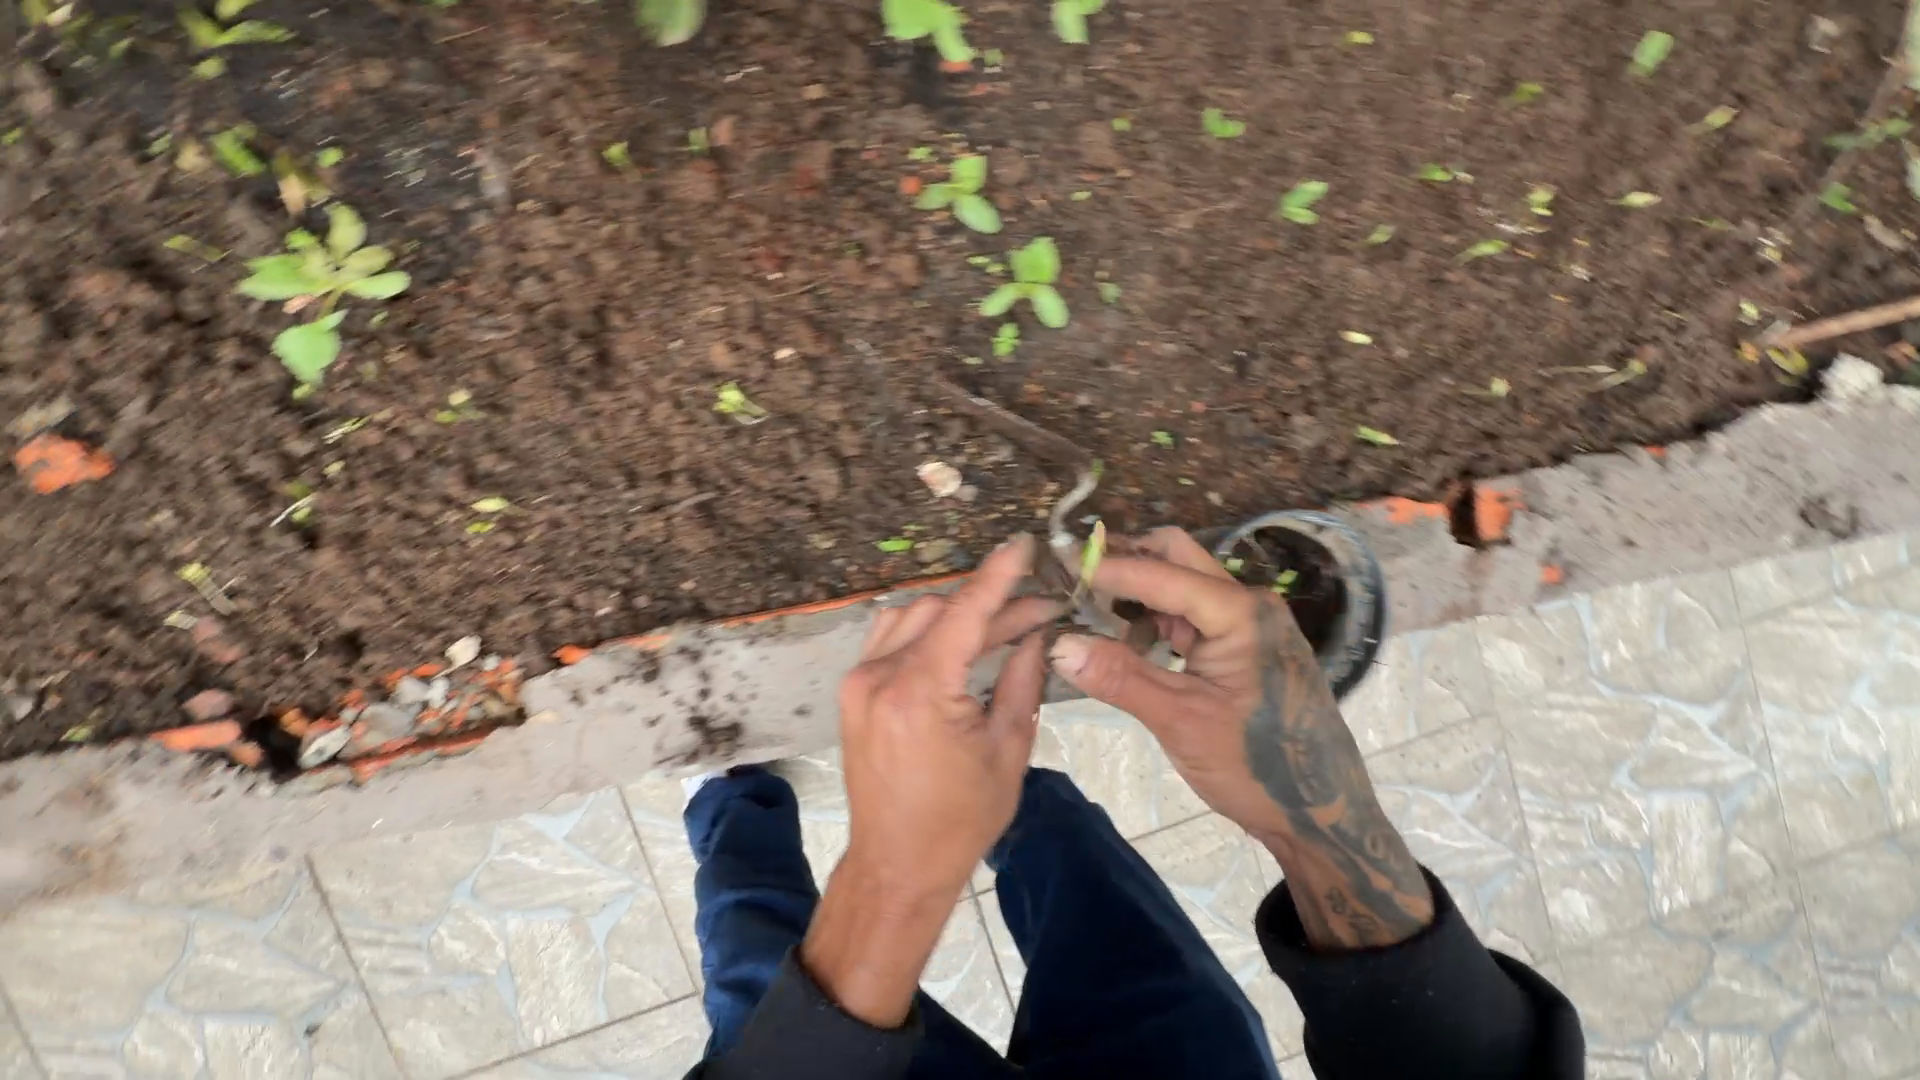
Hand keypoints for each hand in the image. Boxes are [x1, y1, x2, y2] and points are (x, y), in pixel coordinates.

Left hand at [802, 533, 1056, 1025]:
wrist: (896, 862)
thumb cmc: (962, 818)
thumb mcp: (1008, 749)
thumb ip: (1022, 680)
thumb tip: (1037, 633)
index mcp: (921, 691)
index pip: (965, 612)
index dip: (998, 575)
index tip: (1023, 545)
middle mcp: (880, 676)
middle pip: (940, 610)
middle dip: (990, 606)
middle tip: (1037, 615)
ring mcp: (858, 682)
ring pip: (911, 617)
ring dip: (956, 614)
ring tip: (1000, 627)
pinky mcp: (851, 692)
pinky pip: (888, 637)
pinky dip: (924, 629)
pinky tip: (953, 639)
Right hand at [1049, 527, 1432, 948]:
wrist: (1319, 814)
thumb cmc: (1256, 766)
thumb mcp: (1180, 721)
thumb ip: (1119, 677)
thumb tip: (1058, 645)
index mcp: (1241, 613)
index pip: (1161, 573)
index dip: (1107, 568)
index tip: (1059, 566)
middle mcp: (1246, 604)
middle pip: (1176, 557)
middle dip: (1124, 559)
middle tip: (1073, 575)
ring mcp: (1245, 624)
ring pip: (1179, 584)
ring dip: (1134, 591)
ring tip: (1086, 610)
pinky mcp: (1238, 647)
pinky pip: (1187, 616)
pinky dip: (1151, 619)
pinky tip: (1122, 643)